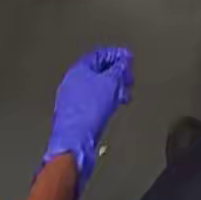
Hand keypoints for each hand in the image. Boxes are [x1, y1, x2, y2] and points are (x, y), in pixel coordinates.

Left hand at [43, 47, 132, 197]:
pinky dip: (105, 101)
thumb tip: (125, 61)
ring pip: (96, 87)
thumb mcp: (111, 83)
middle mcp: (71, 82)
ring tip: (124, 94)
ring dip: (112, 88)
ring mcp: (71, 100)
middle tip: (128, 77)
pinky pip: (92, 102)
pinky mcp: (74, 116)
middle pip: (98, 71)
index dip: (117, 55)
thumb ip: (120, 68)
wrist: (75, 144)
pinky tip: (113, 107)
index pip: (100, 54)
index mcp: (78, 69)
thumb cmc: (89, 112)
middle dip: (116, 73)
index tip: (129, 59)